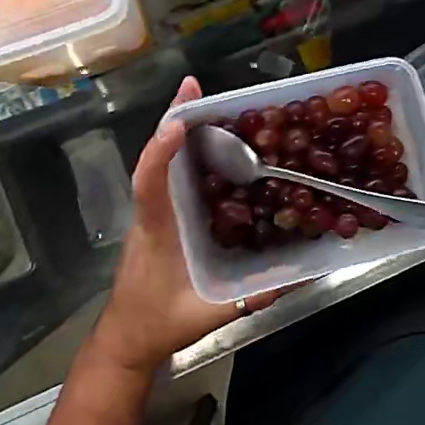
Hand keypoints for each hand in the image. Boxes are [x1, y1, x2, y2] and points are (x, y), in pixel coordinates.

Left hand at [90, 77, 283, 372]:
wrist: (126, 339)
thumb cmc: (158, 323)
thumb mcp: (207, 315)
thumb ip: (250, 298)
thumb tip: (298, 276)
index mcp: (157, 232)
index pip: (151, 185)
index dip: (160, 152)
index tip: (177, 121)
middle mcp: (152, 214)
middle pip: (158, 159)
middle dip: (174, 119)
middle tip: (192, 85)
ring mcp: (154, 215)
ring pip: (164, 165)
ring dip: (180, 130)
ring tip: (206, 100)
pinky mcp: (161, 219)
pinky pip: (172, 178)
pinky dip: (187, 153)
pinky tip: (213, 144)